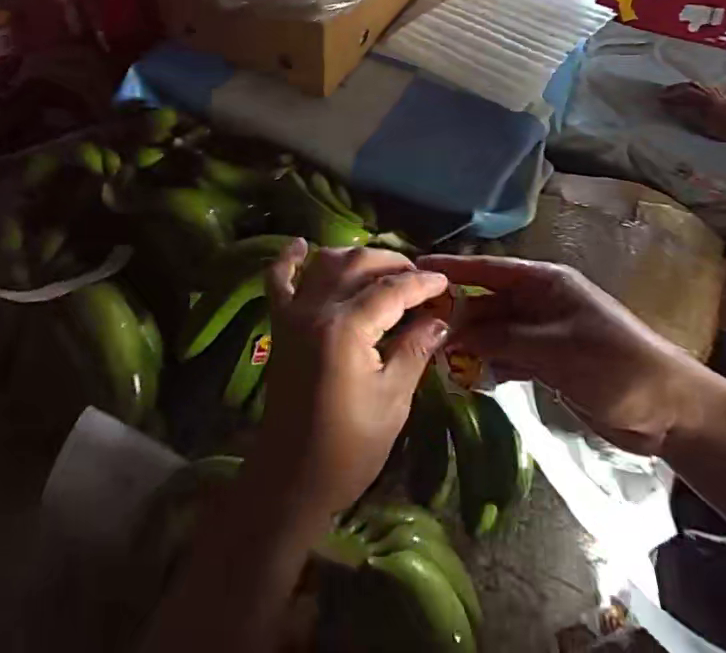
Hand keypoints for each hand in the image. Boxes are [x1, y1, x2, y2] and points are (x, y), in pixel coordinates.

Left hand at [255, 241, 451, 517]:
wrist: (290, 480)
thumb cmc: (348, 447)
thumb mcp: (393, 399)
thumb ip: (415, 349)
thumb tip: (441, 318)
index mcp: (346, 329)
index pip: (393, 289)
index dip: (423, 283)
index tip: (447, 284)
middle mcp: (316, 311)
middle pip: (360, 264)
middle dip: (395, 264)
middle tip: (422, 280)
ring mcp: (293, 316)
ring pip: (325, 264)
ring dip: (356, 257)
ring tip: (385, 267)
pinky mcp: (279, 328)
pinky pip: (278, 282)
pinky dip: (288, 260)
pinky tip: (301, 245)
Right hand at [417, 255, 706, 454]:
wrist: (666, 408)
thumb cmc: (613, 364)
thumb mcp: (553, 349)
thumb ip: (501, 339)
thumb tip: (452, 333)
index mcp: (546, 284)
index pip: (490, 269)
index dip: (454, 269)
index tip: (416, 270)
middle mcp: (541, 302)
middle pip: (488, 302)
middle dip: (456, 314)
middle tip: (415, 329)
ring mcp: (544, 333)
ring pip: (495, 332)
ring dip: (470, 344)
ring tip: (434, 358)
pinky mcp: (548, 361)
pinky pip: (508, 356)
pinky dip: (490, 365)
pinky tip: (470, 379)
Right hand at [659, 82, 725, 142]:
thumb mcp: (704, 125)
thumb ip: (686, 115)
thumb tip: (670, 107)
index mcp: (703, 99)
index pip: (682, 94)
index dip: (669, 96)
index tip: (657, 99)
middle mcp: (708, 94)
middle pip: (688, 87)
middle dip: (674, 89)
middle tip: (662, 94)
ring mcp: (715, 95)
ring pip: (696, 86)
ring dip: (683, 88)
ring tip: (674, 93)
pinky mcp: (720, 99)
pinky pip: (702, 89)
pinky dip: (693, 90)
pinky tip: (692, 95)